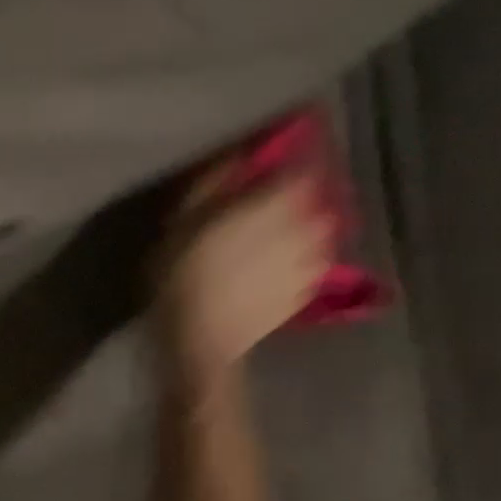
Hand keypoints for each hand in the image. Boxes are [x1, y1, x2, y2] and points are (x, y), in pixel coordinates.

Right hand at [158, 171, 329, 375]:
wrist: (201, 344)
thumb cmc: (184, 278)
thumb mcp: (183, 222)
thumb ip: (214, 182)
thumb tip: (237, 155)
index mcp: (279, 201)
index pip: (302, 162)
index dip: (289, 159)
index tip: (273, 162)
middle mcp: (308, 226)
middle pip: (314, 199)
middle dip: (297, 199)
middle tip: (271, 206)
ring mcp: (312, 262)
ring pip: (317, 233)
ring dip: (302, 231)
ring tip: (276, 239)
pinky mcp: (306, 293)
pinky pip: (309, 266)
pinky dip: (297, 262)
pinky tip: (274, 271)